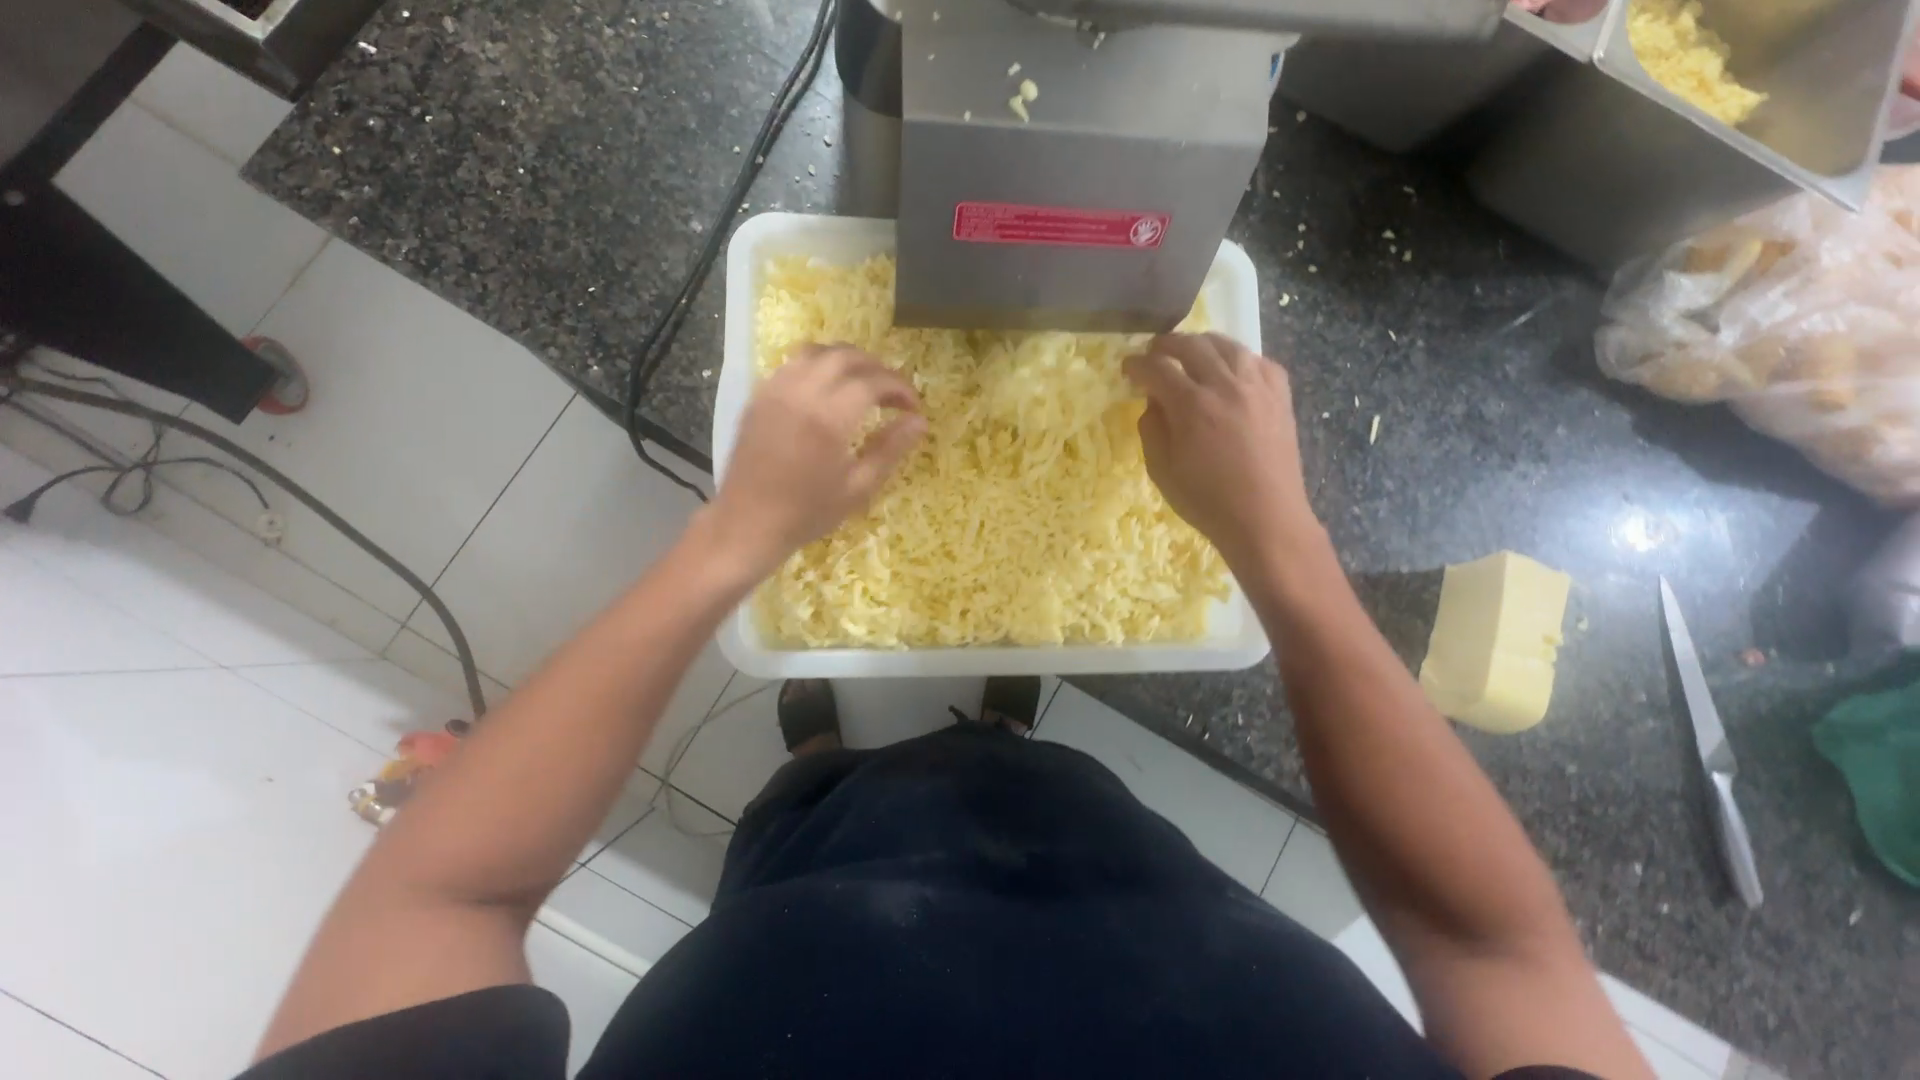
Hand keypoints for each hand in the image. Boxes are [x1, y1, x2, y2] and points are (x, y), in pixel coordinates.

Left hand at [700, 344, 925, 578]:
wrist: (748, 522)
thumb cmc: (807, 512)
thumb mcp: (858, 488)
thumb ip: (890, 449)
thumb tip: (919, 422)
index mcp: (829, 417)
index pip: (873, 382)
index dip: (900, 388)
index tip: (913, 407)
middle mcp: (801, 393)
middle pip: (846, 357)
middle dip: (877, 368)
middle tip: (893, 393)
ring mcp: (775, 390)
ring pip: (817, 353)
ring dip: (846, 360)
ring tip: (862, 383)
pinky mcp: (759, 397)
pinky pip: (792, 365)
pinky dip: (817, 366)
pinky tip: (826, 389)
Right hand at [1124, 333, 1321, 567]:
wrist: (1265, 519)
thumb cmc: (1207, 501)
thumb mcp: (1161, 470)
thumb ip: (1151, 428)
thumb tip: (1154, 401)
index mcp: (1192, 405)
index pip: (1157, 369)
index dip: (1137, 365)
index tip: (1127, 368)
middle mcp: (1226, 385)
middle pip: (1192, 345)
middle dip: (1166, 345)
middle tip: (1154, 353)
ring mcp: (1258, 387)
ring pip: (1228, 345)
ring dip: (1203, 344)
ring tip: (1191, 353)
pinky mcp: (1280, 395)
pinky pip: (1258, 361)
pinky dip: (1239, 359)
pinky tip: (1231, 371)